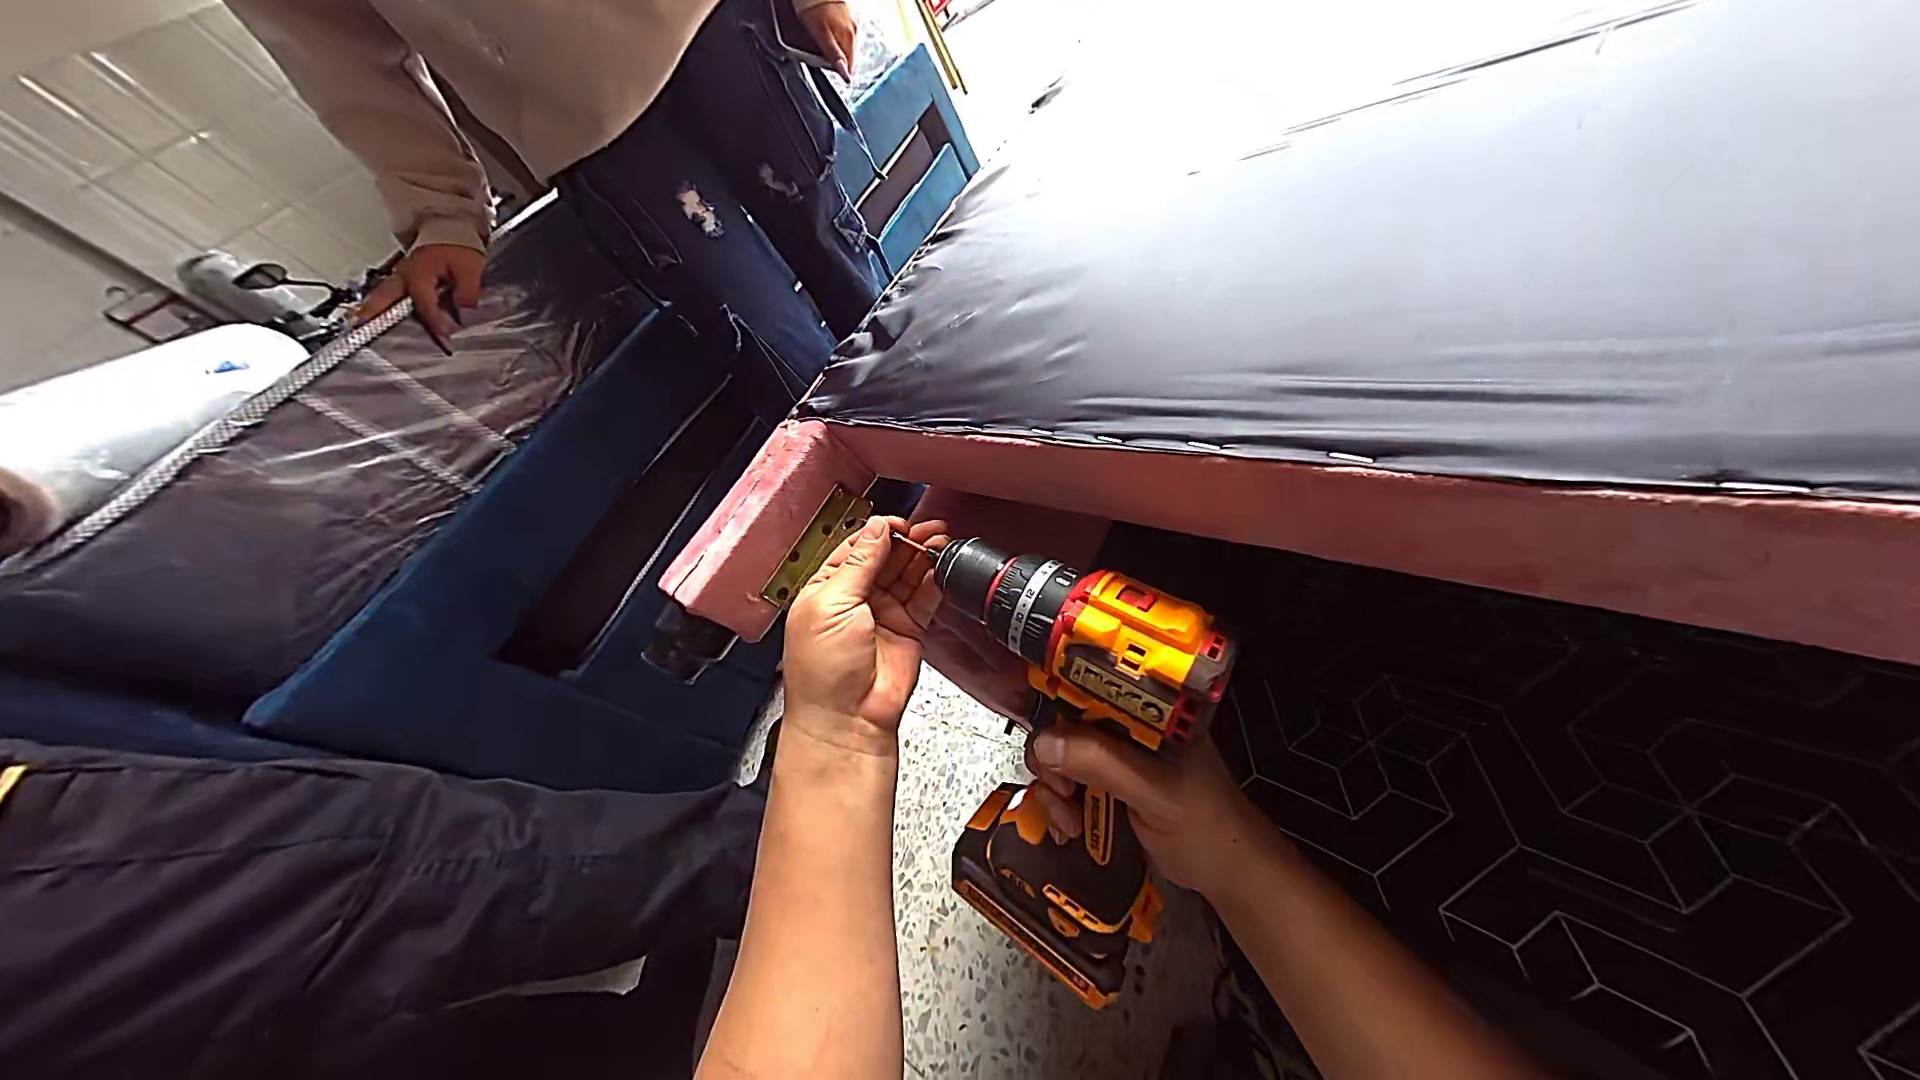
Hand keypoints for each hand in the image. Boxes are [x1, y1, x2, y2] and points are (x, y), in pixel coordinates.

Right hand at [354, 243, 484, 353]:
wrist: (450, 227)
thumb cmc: (458, 246)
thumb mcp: (469, 271)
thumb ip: (467, 295)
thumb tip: (464, 315)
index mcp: (419, 274)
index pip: (424, 304)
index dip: (434, 323)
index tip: (444, 338)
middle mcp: (405, 273)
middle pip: (386, 296)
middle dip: (373, 311)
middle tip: (359, 325)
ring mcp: (402, 272)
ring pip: (384, 292)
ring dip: (374, 306)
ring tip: (361, 321)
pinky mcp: (406, 273)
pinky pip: (393, 290)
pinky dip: (384, 300)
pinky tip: (382, 311)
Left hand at [783, 516, 948, 756]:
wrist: (847, 719)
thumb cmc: (823, 672)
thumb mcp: (832, 604)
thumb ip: (858, 563)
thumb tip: (876, 530)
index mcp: (828, 588)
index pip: (856, 548)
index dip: (879, 532)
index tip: (899, 523)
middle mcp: (856, 598)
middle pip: (886, 557)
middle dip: (906, 541)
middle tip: (926, 530)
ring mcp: (883, 613)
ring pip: (908, 574)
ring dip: (923, 556)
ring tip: (940, 542)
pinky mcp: (908, 629)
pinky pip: (925, 598)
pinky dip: (935, 581)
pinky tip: (942, 567)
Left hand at [798, 1, 857, 79]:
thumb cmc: (813, 8)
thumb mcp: (821, 35)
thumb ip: (835, 56)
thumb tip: (847, 77)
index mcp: (849, 38)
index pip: (848, 67)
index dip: (836, 69)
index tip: (824, 61)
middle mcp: (854, 31)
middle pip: (847, 57)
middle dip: (836, 59)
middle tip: (821, 49)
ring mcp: (851, 22)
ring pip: (845, 46)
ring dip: (835, 47)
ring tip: (822, 37)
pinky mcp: (846, 15)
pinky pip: (842, 34)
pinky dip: (835, 36)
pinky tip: (826, 29)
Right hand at [1025, 725, 1285, 898]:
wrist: (1227, 876)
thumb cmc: (1208, 828)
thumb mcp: (1154, 792)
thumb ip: (1100, 763)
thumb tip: (1044, 742)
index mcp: (1148, 708)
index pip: (1090, 684)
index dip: (1057, 701)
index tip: (1042, 736)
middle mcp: (1127, 723)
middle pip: (1065, 719)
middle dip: (1050, 755)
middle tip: (1062, 789)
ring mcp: (1115, 753)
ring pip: (1058, 751)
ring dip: (1052, 784)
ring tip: (1068, 818)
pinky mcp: (1105, 780)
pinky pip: (1065, 779)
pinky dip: (1057, 800)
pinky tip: (1069, 825)